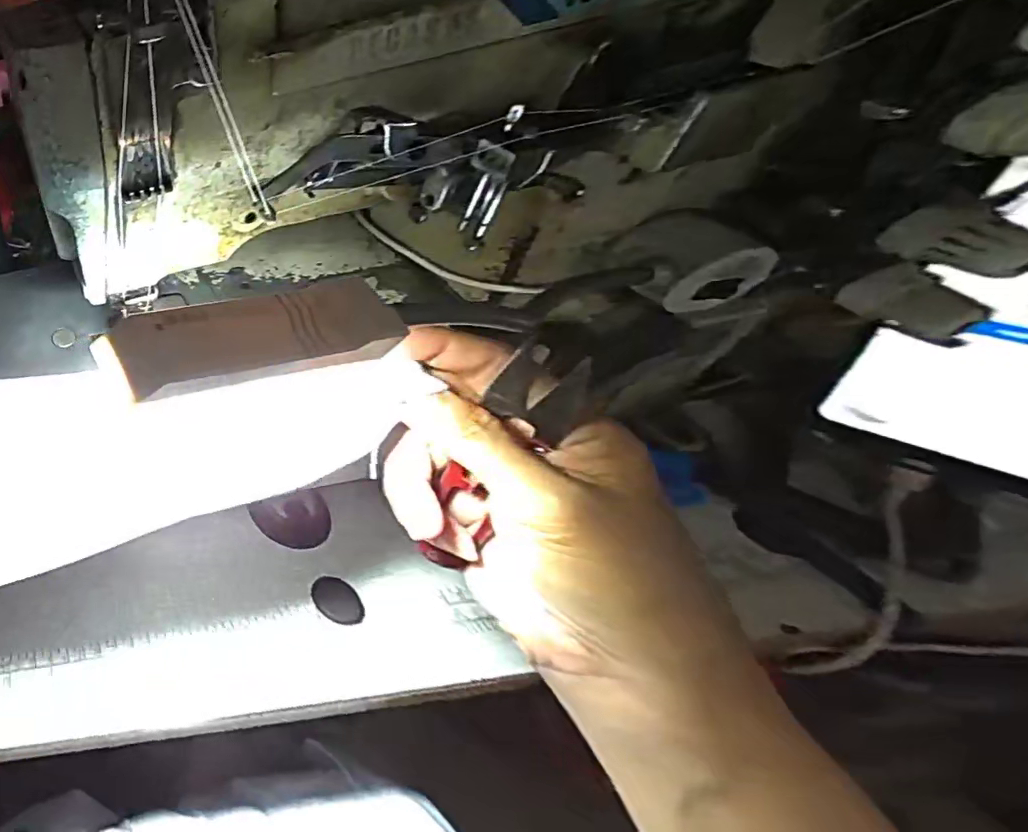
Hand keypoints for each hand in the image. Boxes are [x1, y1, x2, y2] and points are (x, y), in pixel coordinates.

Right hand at [383, 328, 753, 683]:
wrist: (627, 680)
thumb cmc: (619, 587)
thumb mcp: (548, 503)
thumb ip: (479, 440)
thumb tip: (421, 392)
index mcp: (567, 429)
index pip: (501, 369)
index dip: (450, 352)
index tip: (400, 347)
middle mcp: (528, 448)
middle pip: (449, 411)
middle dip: (426, 440)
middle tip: (417, 467)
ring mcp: (498, 485)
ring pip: (429, 454)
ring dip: (421, 487)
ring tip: (438, 526)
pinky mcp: (475, 521)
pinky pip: (425, 494)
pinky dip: (425, 514)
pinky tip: (448, 541)